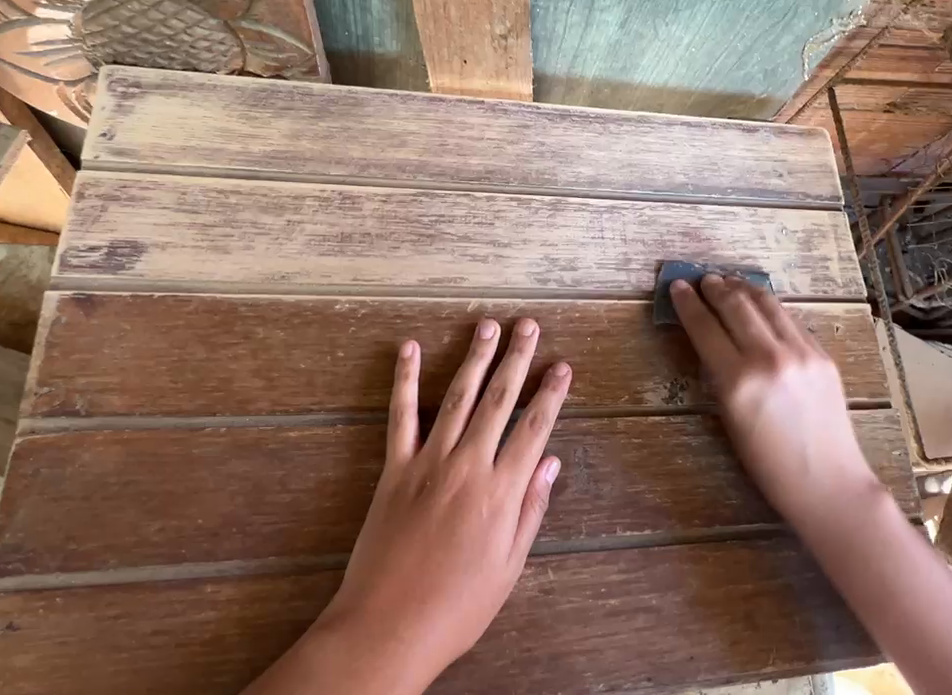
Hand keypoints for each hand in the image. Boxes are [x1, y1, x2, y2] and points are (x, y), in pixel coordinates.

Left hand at [304, 318, 571, 692]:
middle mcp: (468, 467)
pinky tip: (410, 349)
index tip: (562, 365)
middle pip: (498, 402)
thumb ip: (530, 509)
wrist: (389, 626)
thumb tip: (551, 461)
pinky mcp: (395, 468)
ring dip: (475, 358)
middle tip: (529, 326)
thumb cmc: (458, 606)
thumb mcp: (508, 566)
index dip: (550, 394)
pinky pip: (402, 416)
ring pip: (458, 398)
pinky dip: (405, 380)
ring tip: (488, 326)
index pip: (533, 429)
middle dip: (516, 360)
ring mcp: (429, 463)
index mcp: (501, 492)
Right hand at [670, 274, 877, 525]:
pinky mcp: (822, 354)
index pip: (705, 328)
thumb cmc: (767, 462)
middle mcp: (769, 359)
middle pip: (735, 306)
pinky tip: (761, 304)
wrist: (827, 482)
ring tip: (729, 281)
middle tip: (703, 279)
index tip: (677, 286)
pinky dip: (770, 307)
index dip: (688, 303)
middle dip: (715, 289)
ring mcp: (800, 353)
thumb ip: (719, 373)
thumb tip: (710, 337)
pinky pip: (790, 320)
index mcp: (738, 381)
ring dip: (743, 289)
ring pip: (766, 304)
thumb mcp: (729, 416)